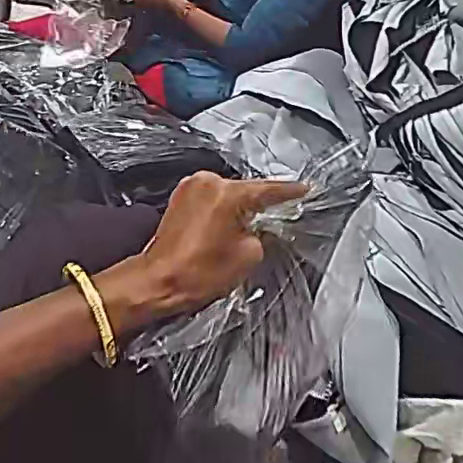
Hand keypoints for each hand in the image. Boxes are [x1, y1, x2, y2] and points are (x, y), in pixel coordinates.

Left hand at [94, 173, 309, 324]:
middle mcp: (207, 182)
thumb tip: (261, 225)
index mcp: (227, 193)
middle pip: (246, 189)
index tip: (304, 189)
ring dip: (238, 207)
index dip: (290, 191)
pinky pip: (211, 198)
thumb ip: (263, 232)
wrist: (158, 280)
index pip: (268, 189)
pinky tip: (225, 229)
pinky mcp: (179, 197)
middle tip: (276, 220)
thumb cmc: (197, 271)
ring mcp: (190, 187)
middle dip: (260, 204)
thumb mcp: (248, 255)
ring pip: (227, 193)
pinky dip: (221, 210)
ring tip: (244, 232)